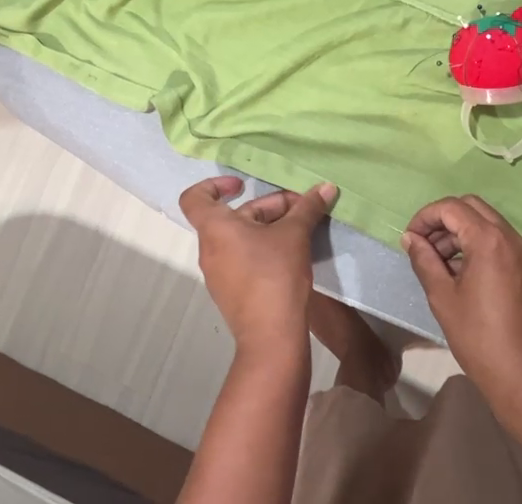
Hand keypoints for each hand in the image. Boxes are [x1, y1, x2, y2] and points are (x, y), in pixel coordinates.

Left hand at [180, 175, 336, 354]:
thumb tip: (326, 187)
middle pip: (234, 216)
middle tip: (301, 210)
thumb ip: (308, 208)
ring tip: (301, 231)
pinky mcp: (231, 293)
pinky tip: (293, 255)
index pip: (195, 197)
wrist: (272, 336)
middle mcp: (210, 249)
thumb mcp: (295, 234)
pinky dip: (263, 249)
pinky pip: (243, 259)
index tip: (243, 185)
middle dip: (269, 208)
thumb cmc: (275, 274)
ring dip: (269, 228)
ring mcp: (218, 274)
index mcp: (215, 229)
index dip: (214, 184)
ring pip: (241, 238)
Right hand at [402, 194, 521, 406]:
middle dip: (444, 220)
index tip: (410, 239)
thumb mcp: (442, 298)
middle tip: (425, 246)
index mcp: (489, 241)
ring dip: (461, 233)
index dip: (426, 217)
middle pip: (472, 207)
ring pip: (488, 224)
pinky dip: (480, 246)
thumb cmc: (478, 339)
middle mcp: (512, 238)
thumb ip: (425, 260)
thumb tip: (411, 238)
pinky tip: (464, 275)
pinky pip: (502, 242)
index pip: (452, 207)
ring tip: (440, 264)